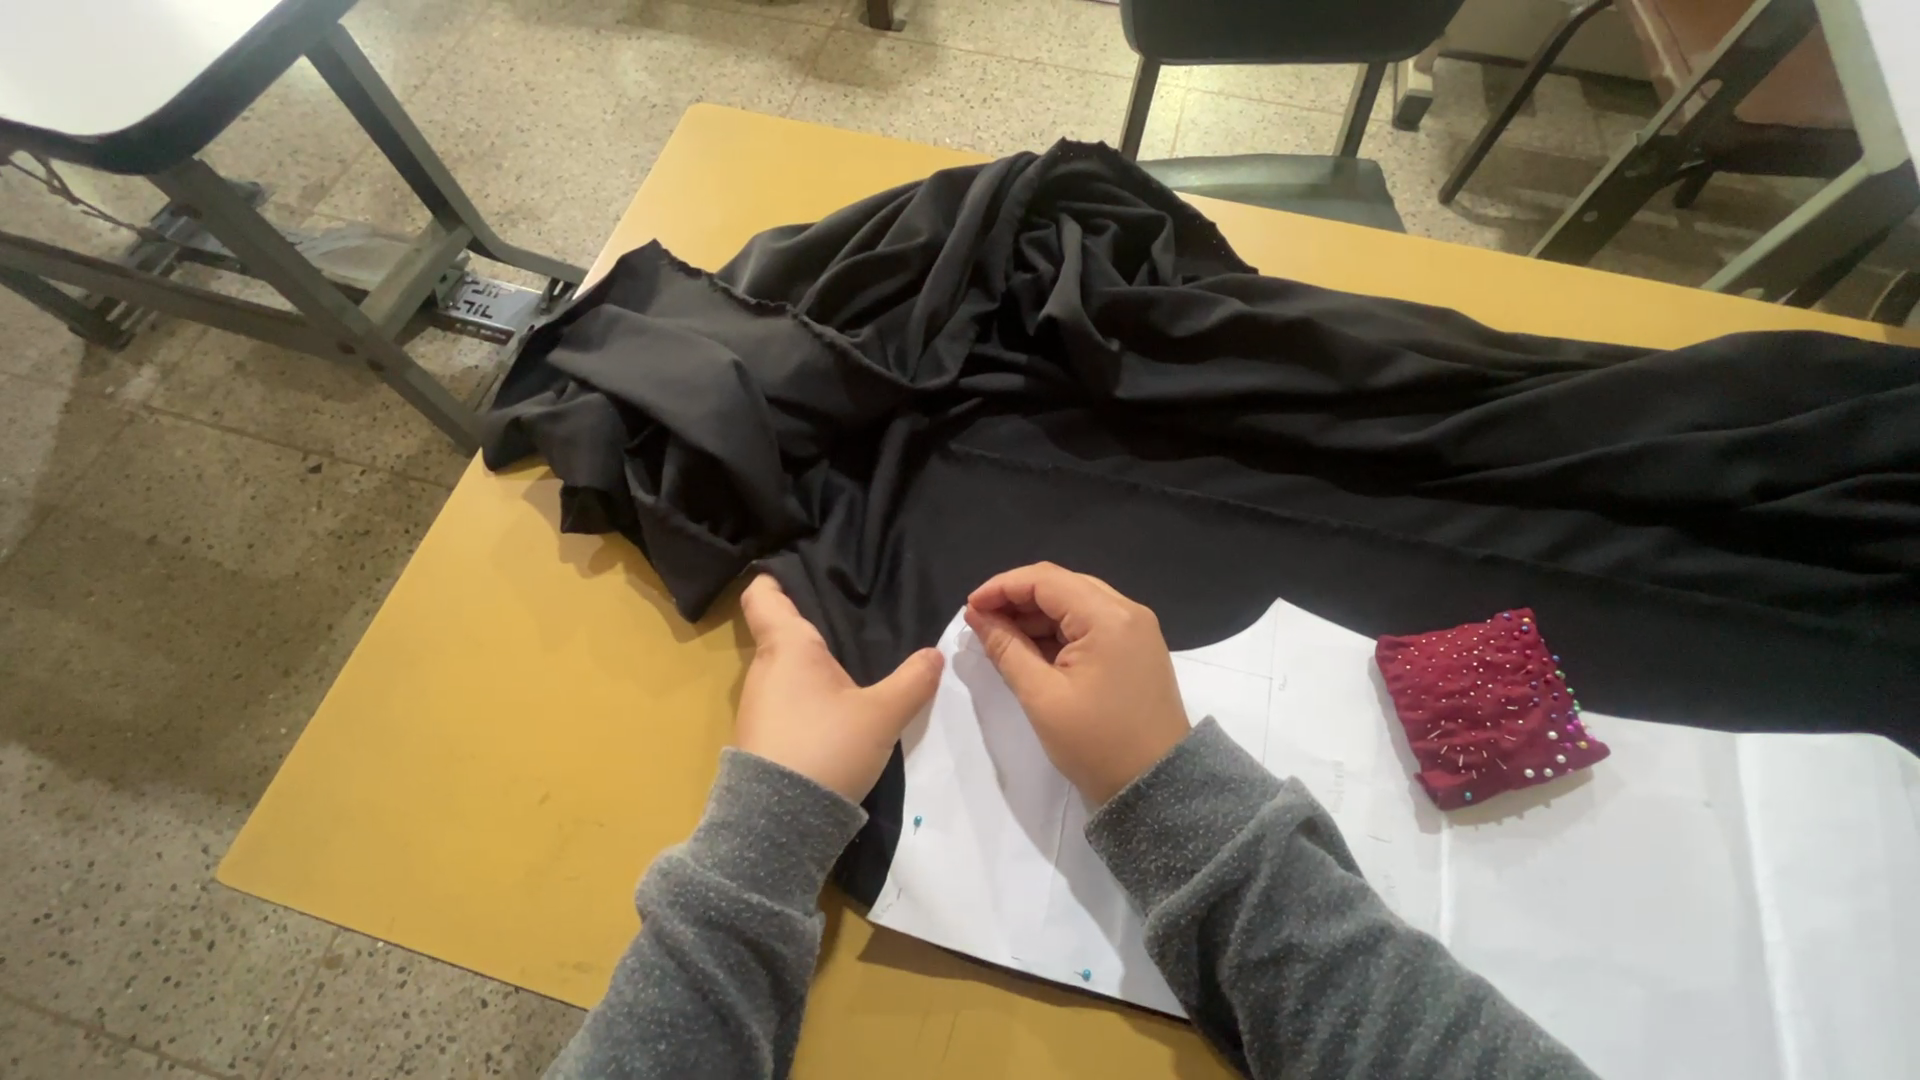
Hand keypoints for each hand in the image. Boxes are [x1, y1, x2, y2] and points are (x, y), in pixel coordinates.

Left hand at [737, 574, 944, 801]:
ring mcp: (757, 705)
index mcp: (787, 647)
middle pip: (782, 632)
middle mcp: (764, 668)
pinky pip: (786, 700)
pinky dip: (807, 697)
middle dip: (813, 627)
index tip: (800, 571)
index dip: (775, 579)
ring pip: (785, 670)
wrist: (777, 825)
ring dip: (812, 668)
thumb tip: (935, 654)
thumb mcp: (882, 715)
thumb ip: (912, 681)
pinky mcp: (760, 737)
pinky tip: (837, 711)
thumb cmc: (826, 748)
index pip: (762, 595)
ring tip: (853, 669)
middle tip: (854, 622)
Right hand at [963, 562, 1189, 804]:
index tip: (969, 608)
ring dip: (1036, 615)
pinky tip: (1031, 648)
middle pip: (1061, 585)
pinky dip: (1058, 631)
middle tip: (981, 623)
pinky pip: (1090, 623)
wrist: (1156, 788)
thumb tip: (977, 615)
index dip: (1001, 587)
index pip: (1045, 579)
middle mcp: (1127, 611)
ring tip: (1000, 638)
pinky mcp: (1135, 648)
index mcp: (1108, 617)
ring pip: (1075, 602)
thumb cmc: (1096, 744)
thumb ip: (1006, 647)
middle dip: (1017, 599)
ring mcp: (1135, 629)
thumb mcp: (1042, 696)